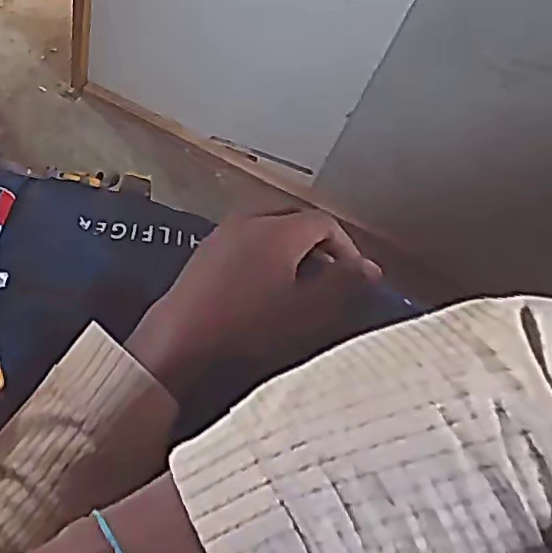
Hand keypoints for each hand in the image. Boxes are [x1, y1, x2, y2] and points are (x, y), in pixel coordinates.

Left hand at [126, 210, 379, 394]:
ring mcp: (221, 232)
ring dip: (290, 247)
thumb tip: (367, 267)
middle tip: (332, 276)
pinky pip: (245, 239)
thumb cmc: (251, 324)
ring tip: (302, 283)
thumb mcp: (309, 310)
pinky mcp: (205, 249)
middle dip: (319, 243)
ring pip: (267, 226)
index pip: (323, 222)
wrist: (184, 334)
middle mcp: (246, 220)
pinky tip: (266, 285)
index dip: (348, 247)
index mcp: (275, 229)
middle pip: (293, 217)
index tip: (357, 279)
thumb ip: (344, 283)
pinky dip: (264, 251)